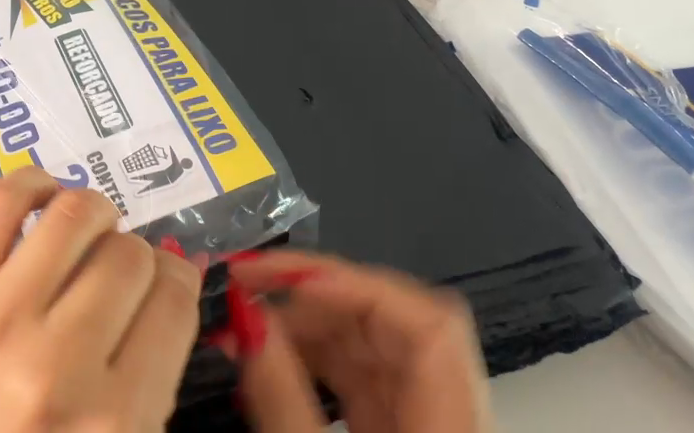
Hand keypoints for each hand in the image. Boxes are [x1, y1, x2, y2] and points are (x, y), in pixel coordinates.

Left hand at [0, 167, 203, 432]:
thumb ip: (154, 370)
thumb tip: (172, 274)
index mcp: (115, 417)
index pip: (172, 306)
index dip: (179, 280)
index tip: (168, 279)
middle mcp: (59, 360)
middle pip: (129, 258)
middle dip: (139, 254)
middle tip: (124, 268)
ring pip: (75, 216)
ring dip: (98, 211)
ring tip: (96, 227)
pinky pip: (2, 202)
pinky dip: (34, 182)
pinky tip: (48, 195)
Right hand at [225, 251, 492, 432]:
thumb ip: (281, 395)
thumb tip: (244, 318)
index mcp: (449, 421)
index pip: (427, 320)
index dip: (357, 284)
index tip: (286, 276)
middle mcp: (445, 410)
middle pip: (392, 320)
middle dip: (314, 295)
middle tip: (248, 288)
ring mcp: (422, 418)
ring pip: (370, 343)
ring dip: (303, 323)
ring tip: (245, 326)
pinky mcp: (398, 430)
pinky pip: (359, 373)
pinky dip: (311, 355)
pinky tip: (266, 356)